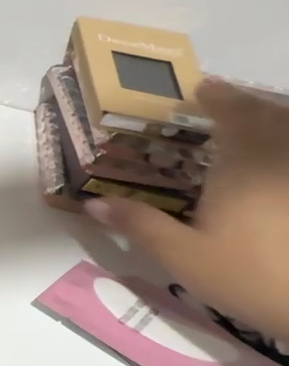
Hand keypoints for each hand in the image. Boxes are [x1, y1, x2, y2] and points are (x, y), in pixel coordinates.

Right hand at [85, 78, 288, 340]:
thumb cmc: (248, 277)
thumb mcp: (181, 255)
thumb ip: (139, 224)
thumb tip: (95, 202)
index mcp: (244, 170)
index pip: (237, 118)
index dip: (221, 98)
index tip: (202, 88)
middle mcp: (283, 165)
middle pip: (277, 119)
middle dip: (253, 105)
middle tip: (228, 101)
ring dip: (277, 122)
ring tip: (256, 123)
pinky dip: (284, 150)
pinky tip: (271, 163)